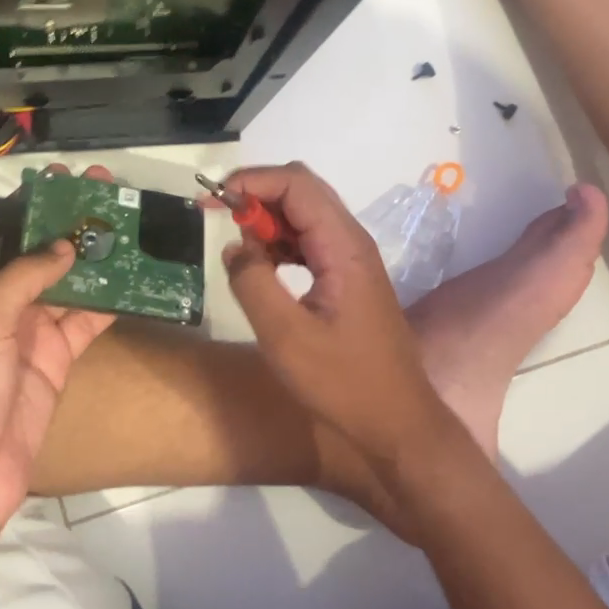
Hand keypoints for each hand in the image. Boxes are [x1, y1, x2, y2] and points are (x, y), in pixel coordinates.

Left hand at [0, 204, 115, 534]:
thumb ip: (21, 277)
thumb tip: (63, 244)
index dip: (25, 211)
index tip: (59, 183)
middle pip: (36, 256)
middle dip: (66, 225)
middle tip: (102, 189)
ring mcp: (29, 335)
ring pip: (66, 284)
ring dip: (93, 256)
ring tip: (125, 220)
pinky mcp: (57, 361)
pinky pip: (86, 321)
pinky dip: (108, 300)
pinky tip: (133, 275)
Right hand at [216, 163, 452, 466]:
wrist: (396, 426)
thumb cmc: (344, 384)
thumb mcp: (286, 337)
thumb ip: (253, 283)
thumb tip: (234, 247)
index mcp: (343, 246)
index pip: (296, 183)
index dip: (251, 182)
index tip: (212, 201)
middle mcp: (350, 242)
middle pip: (301, 190)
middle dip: (256, 195)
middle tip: (217, 217)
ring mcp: (350, 260)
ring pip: (303, 215)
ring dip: (266, 220)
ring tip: (236, 247)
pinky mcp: (346, 279)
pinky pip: (308, 241)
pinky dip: (278, 243)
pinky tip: (259, 268)